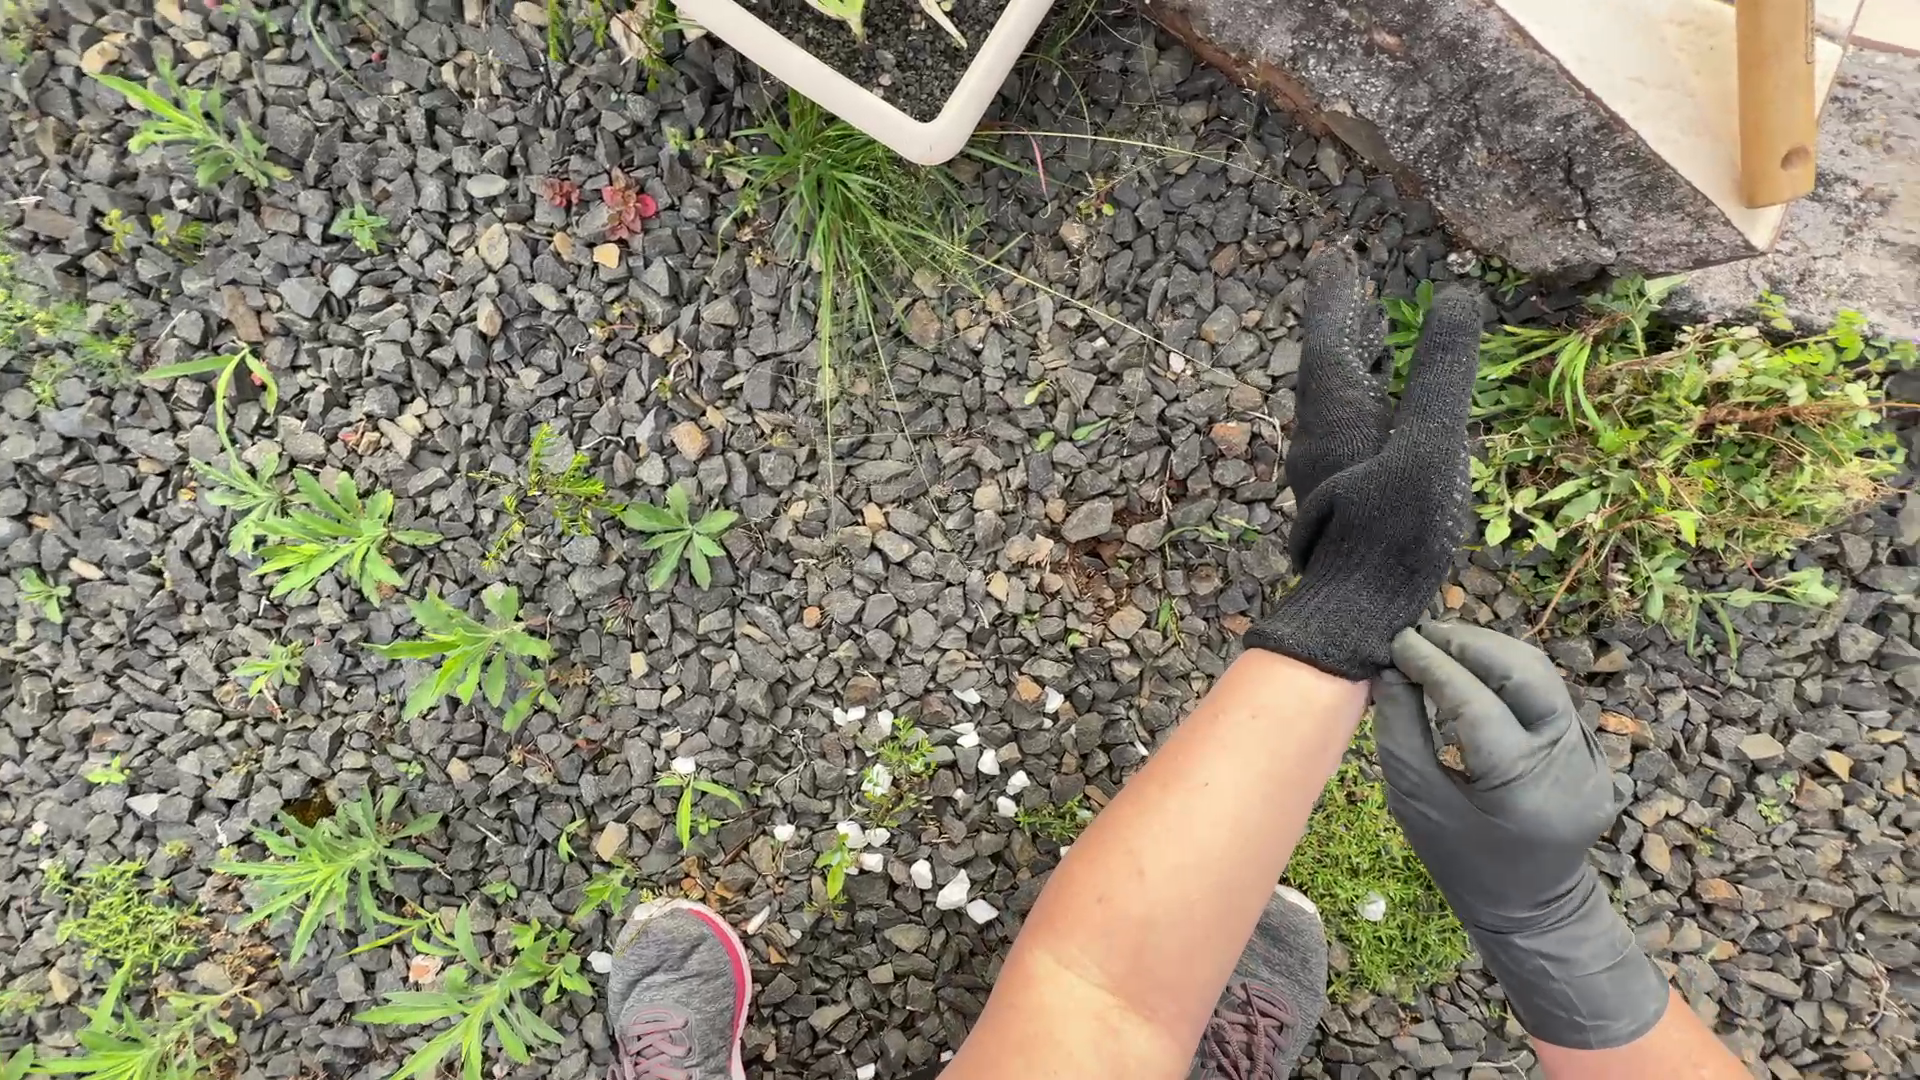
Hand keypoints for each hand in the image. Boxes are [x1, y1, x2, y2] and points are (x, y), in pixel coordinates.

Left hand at [1245, 250, 1482, 679]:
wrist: (1358, 604)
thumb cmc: (1396, 528)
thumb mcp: (1431, 443)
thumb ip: (1443, 373)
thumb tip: (1457, 297)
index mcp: (1334, 414)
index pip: (1326, 340)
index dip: (1332, 297)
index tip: (1332, 258)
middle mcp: (1318, 433)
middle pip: (1326, 364)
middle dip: (1339, 322)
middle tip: (1348, 284)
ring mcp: (1324, 462)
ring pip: (1334, 394)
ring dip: (1350, 357)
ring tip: (1370, 327)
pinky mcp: (1337, 487)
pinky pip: (1346, 421)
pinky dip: (1361, 393)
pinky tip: (1379, 398)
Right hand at [1372, 622, 1668, 1049]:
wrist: (1532, 906)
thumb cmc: (1459, 859)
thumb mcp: (1414, 800)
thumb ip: (1400, 731)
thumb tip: (1389, 672)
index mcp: (1522, 784)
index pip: (1474, 701)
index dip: (1431, 664)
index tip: (1395, 641)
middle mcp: (1569, 760)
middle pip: (1524, 673)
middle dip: (1467, 642)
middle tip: (1418, 634)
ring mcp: (1588, 753)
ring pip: (1541, 675)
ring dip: (1487, 650)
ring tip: (1437, 644)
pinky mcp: (1588, 748)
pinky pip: (1545, 693)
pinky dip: (1502, 671)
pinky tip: (1466, 671)